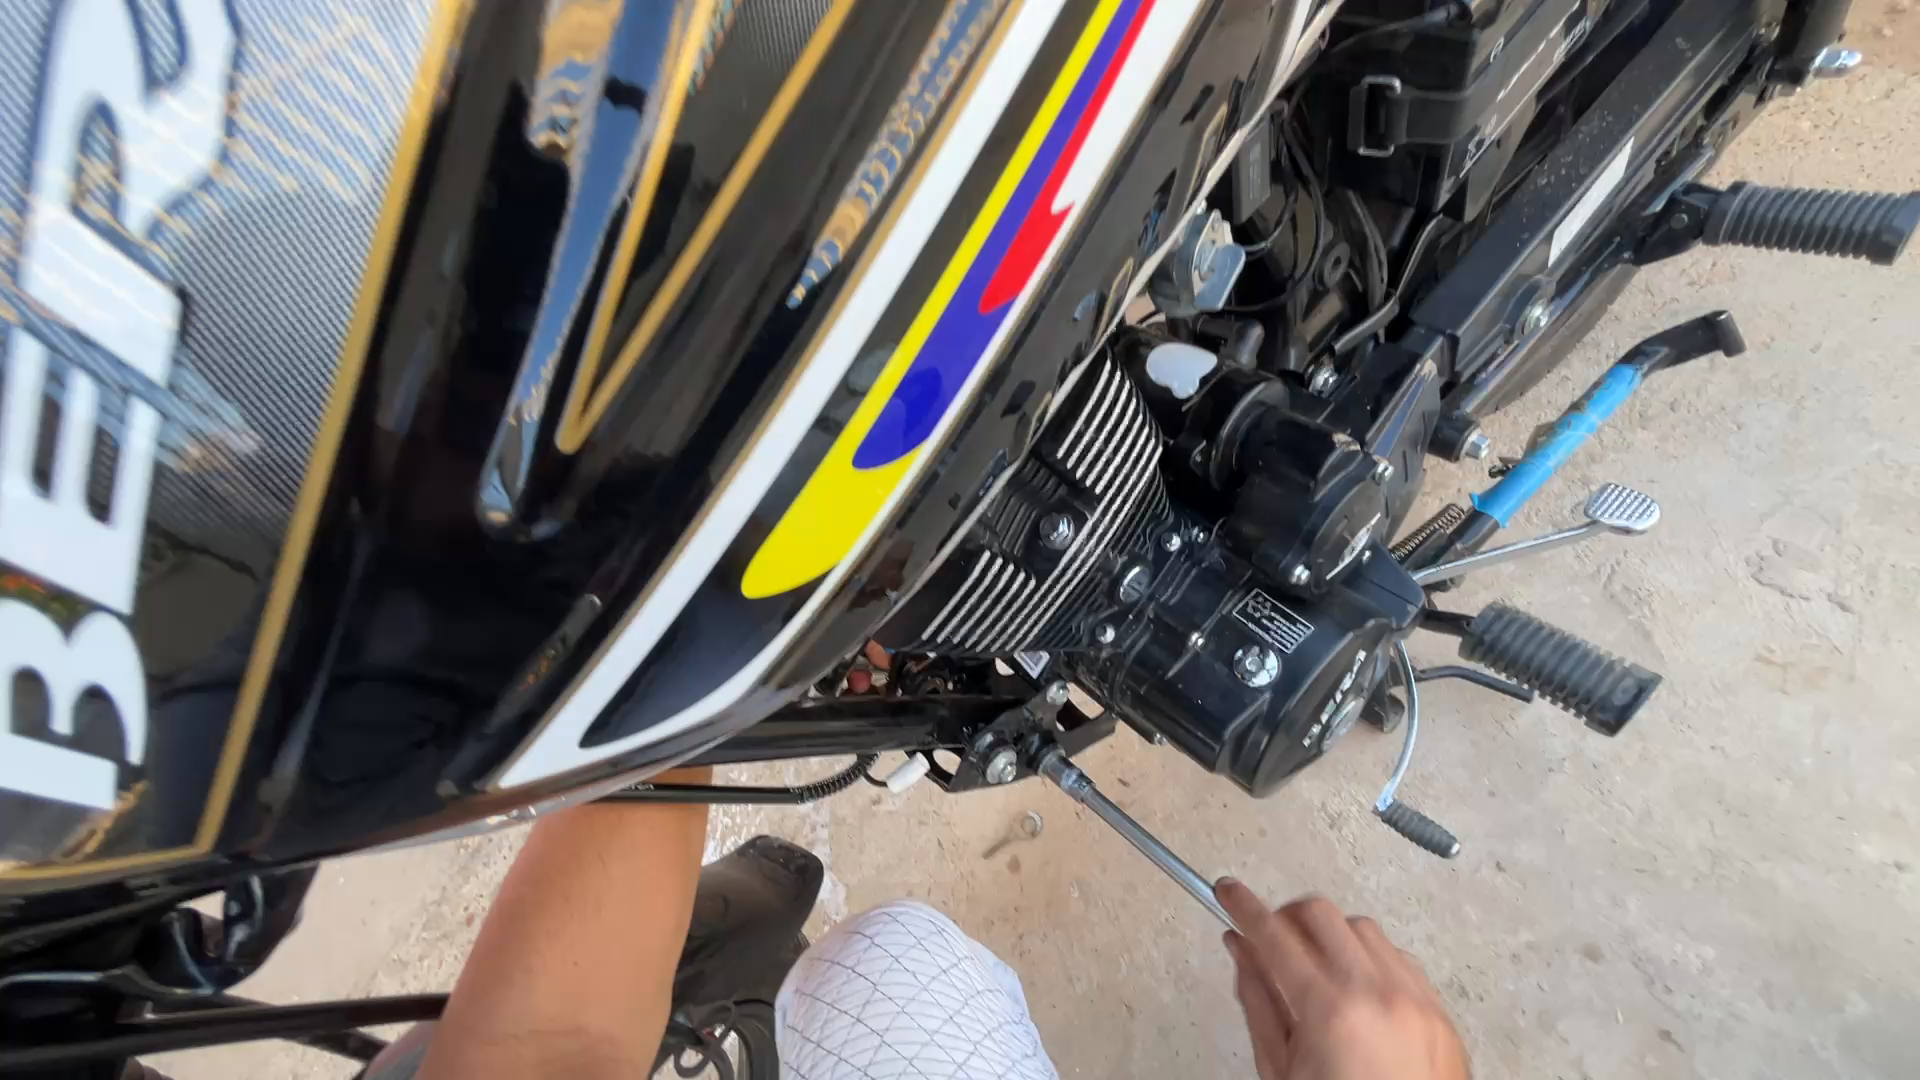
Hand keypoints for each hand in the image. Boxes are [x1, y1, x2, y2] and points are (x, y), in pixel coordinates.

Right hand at [1216, 880, 1469, 1079]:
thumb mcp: (1280, 1071)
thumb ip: (1256, 999)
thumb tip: (1239, 948)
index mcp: (1330, 1011)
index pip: (1273, 932)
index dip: (1243, 905)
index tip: (1227, 891)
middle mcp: (1377, 996)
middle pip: (1320, 912)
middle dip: (1287, 916)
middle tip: (1269, 936)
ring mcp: (1416, 1003)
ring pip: (1362, 928)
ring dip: (1331, 936)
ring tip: (1315, 965)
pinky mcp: (1441, 1016)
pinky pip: (1400, 959)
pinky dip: (1370, 960)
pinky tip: (1355, 987)